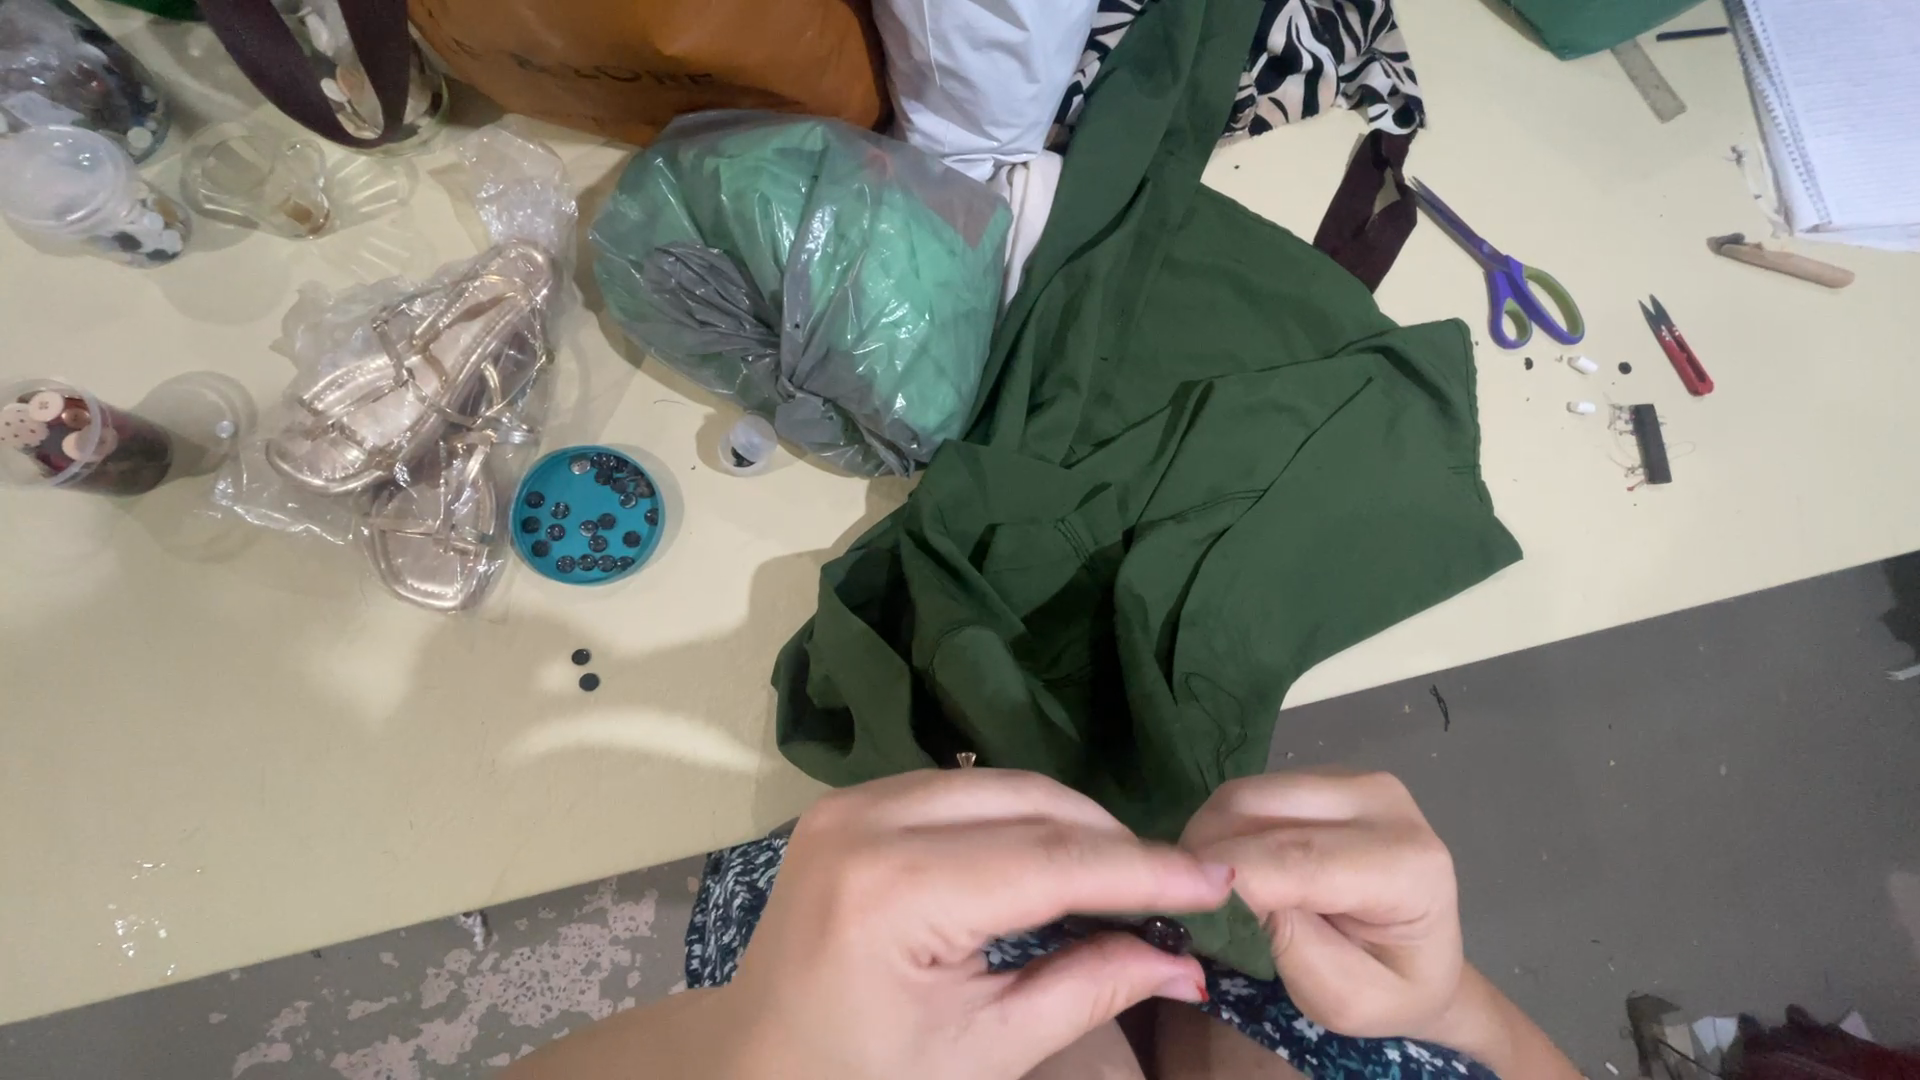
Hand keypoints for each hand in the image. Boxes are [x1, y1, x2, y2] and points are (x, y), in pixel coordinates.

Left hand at [722, 769, 1235, 1079]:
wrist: (754, 1061)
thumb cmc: (866, 1077)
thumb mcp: (983, 1050)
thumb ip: (1087, 988)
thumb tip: (1186, 961)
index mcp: (894, 893)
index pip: (1046, 861)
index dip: (1139, 868)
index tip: (1214, 878)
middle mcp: (868, 820)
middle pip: (1025, 801)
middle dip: (1107, 837)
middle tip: (1169, 879)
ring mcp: (852, 798)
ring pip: (995, 782)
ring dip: (1063, 818)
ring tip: (1115, 868)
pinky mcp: (849, 797)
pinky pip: (958, 786)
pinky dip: (1013, 811)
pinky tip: (1043, 849)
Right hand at [1179, 771, 1464, 1041]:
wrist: (1419, 960)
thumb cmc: (1389, 990)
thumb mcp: (1348, 1000)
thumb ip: (1293, 948)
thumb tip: (1230, 893)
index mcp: (1409, 863)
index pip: (1300, 858)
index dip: (1232, 876)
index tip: (1184, 904)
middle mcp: (1380, 799)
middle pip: (1260, 808)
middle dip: (1207, 852)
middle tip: (1181, 900)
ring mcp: (1347, 778)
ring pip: (1244, 794)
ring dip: (1208, 838)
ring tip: (1200, 885)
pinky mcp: (1316, 774)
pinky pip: (1247, 792)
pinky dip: (1221, 827)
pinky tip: (1223, 864)